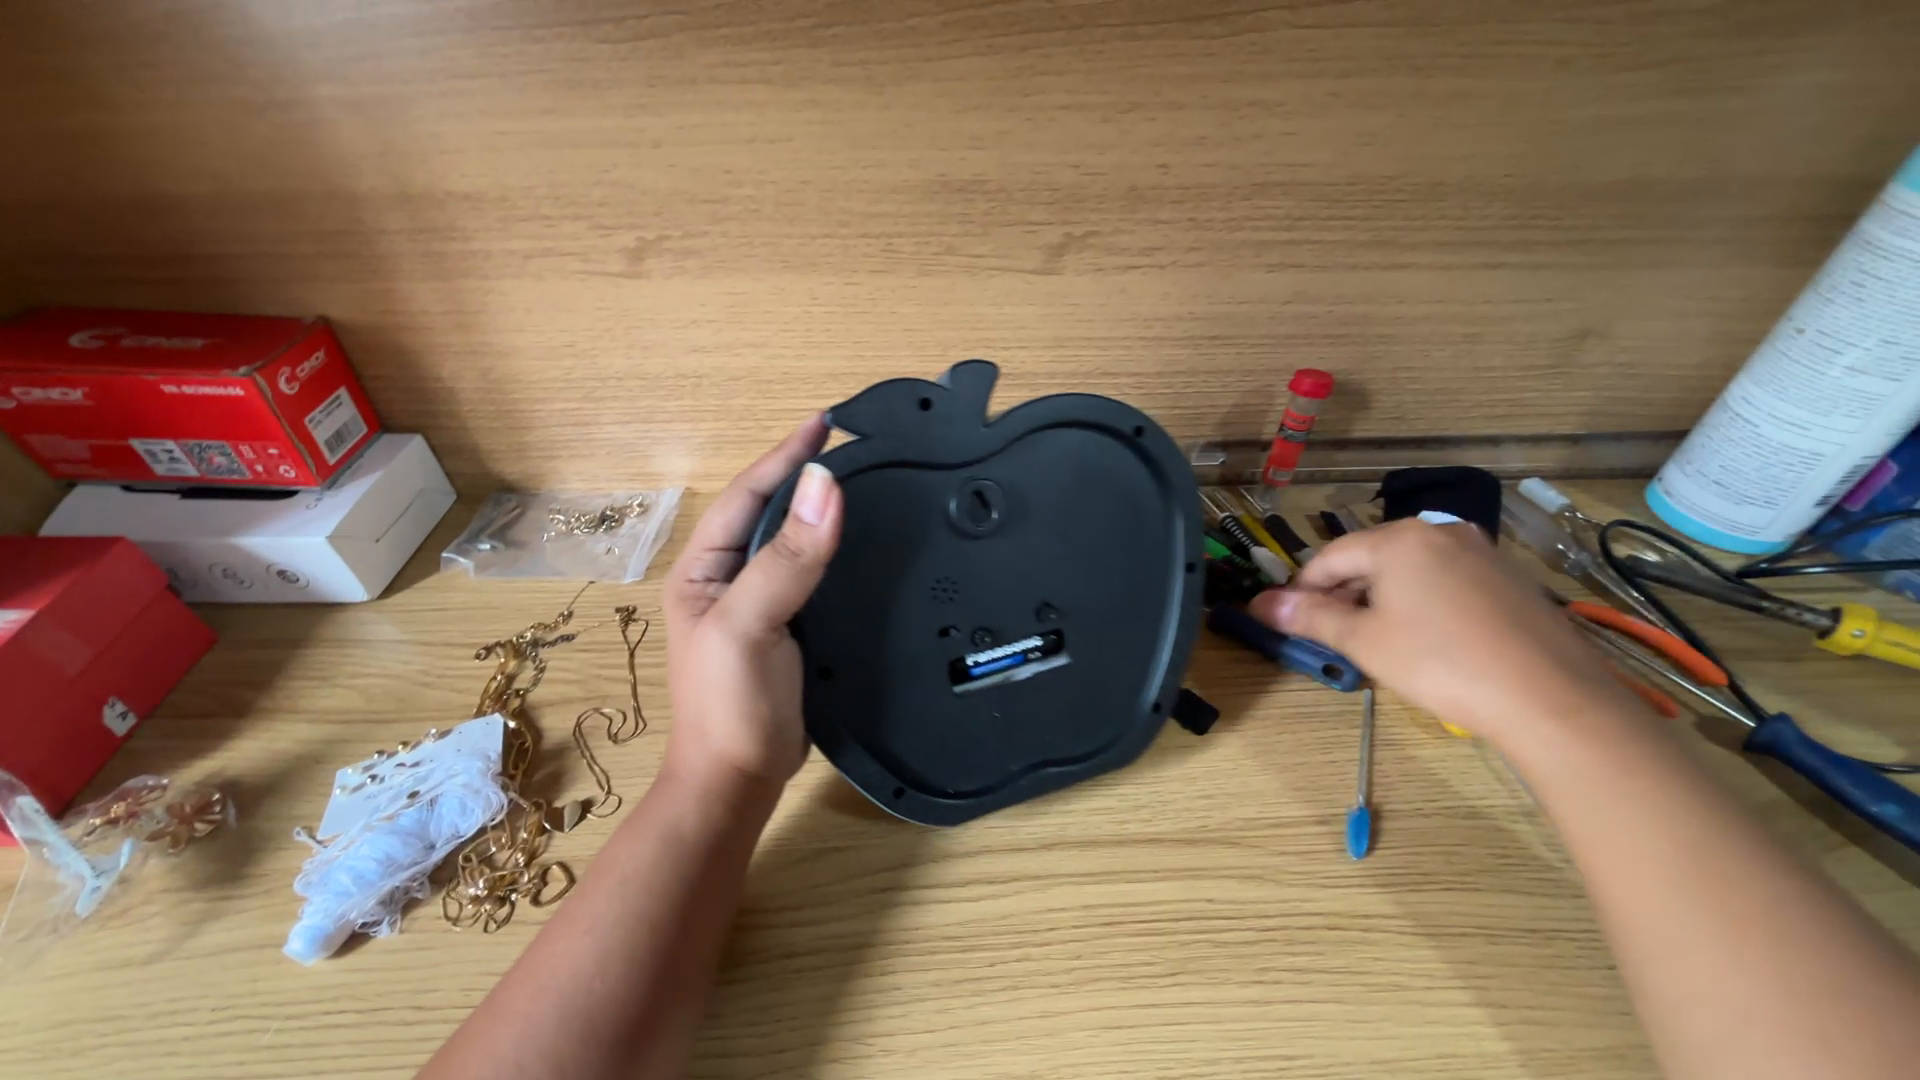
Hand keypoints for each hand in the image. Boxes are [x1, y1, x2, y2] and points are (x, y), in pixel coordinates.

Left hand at [663, 415, 842, 787]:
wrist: (739, 779)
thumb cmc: (730, 704)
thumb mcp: (751, 623)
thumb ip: (787, 557)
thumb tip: (825, 486)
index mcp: (703, 567)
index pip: (747, 495)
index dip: (785, 457)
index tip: (826, 422)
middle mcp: (726, 577)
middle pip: (768, 511)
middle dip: (804, 475)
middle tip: (852, 445)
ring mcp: (756, 603)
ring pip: (791, 541)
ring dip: (819, 510)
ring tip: (859, 481)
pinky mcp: (786, 627)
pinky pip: (810, 573)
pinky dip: (832, 550)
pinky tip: (857, 542)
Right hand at [1248, 518, 1636, 744]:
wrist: (1549, 696)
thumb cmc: (1441, 663)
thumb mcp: (1364, 641)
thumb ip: (1310, 617)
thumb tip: (1261, 604)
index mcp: (1398, 538)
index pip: (1330, 556)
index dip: (1304, 589)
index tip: (1293, 621)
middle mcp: (1440, 531)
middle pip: (1371, 558)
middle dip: (1346, 594)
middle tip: (1336, 636)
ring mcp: (1481, 551)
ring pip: (1410, 568)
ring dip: (1383, 598)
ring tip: (1381, 641)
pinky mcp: (1509, 577)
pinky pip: (1446, 579)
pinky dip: (1423, 601)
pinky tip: (1430, 640)